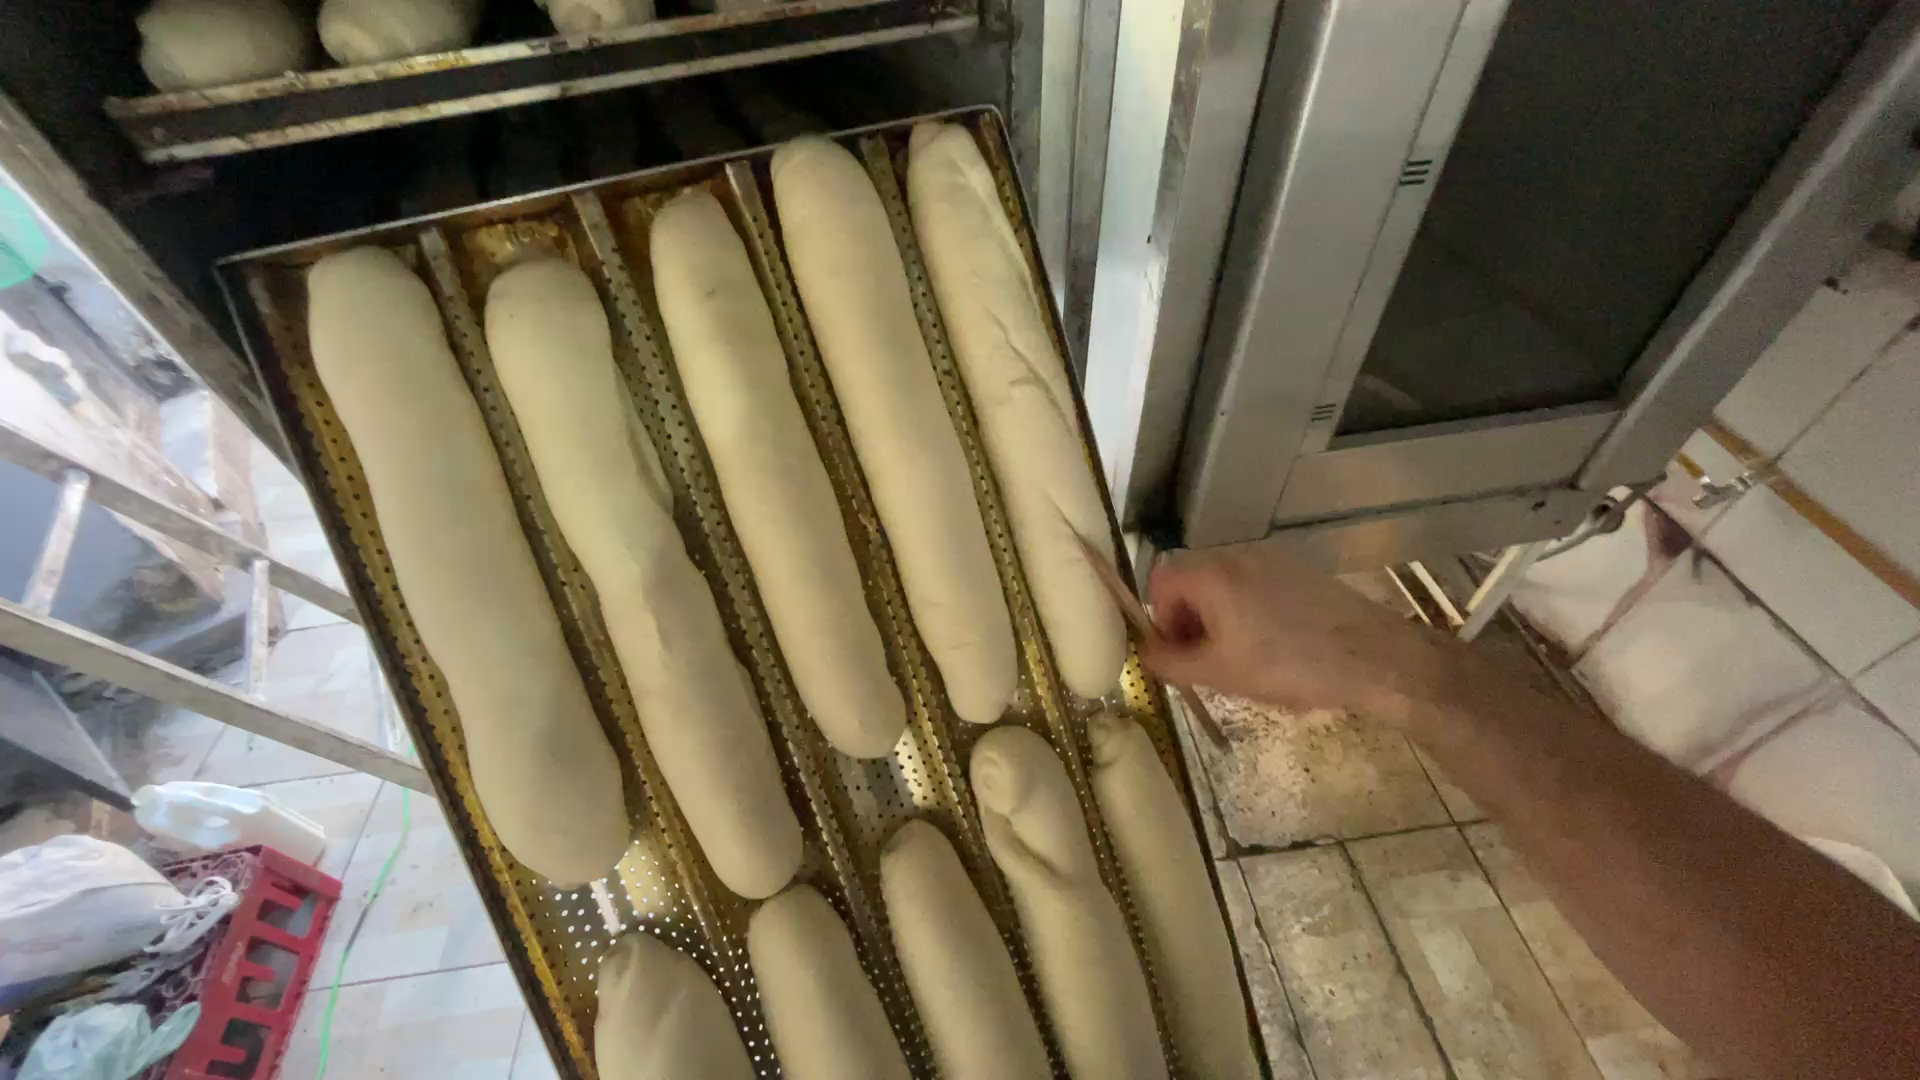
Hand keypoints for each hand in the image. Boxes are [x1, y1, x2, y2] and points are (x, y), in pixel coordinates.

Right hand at [1140, 543, 1462, 718]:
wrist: (1375, 658)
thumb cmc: (1288, 665)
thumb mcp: (1219, 673)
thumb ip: (1169, 663)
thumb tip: (1145, 654)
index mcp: (1212, 573)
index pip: (1160, 581)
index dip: (1161, 618)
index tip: (1182, 651)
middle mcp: (1238, 555)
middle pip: (1191, 580)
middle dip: (1190, 619)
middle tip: (1209, 658)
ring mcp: (1272, 559)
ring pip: (1223, 584)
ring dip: (1219, 617)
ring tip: (1243, 656)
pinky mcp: (1299, 570)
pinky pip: (1254, 586)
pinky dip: (1248, 611)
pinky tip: (1275, 646)